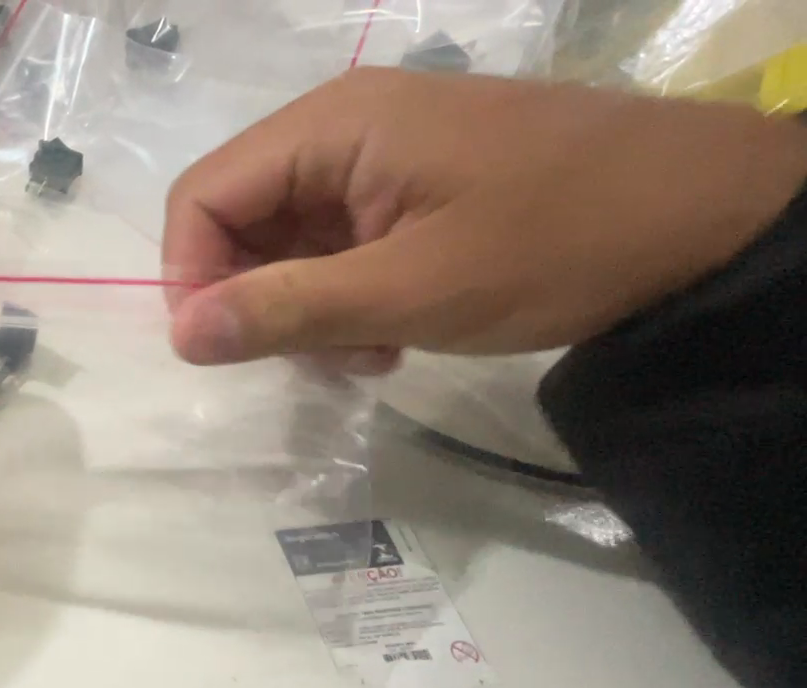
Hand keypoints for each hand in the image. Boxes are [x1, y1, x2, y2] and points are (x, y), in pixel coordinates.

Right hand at [163, 71, 806, 367]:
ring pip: (273, 247)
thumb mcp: (411, 289)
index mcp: (333, 125)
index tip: (222, 343)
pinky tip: (379, 336)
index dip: (190, 274)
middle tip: (302, 353)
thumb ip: (283, 309)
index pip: (201, 196)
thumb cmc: (561, 244)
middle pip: (232, 222)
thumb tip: (179, 336)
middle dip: (251, 298)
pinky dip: (331, 304)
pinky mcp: (396, 194)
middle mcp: (339, 131)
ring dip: (294, 311)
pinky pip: (320, 254)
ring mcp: (370, 162)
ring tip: (357, 351)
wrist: (716, 227)